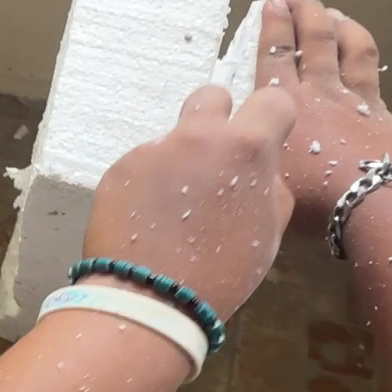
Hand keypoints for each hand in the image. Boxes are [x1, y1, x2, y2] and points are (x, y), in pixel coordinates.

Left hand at [84, 84, 296, 316]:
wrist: (149, 294)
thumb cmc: (222, 269)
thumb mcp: (269, 227)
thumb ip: (268, 181)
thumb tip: (259, 163)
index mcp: (245, 147)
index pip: (272, 99)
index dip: (272, 118)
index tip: (264, 138)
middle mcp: (195, 137)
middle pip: (209, 97)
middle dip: (216, 119)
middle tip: (213, 159)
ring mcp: (151, 150)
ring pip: (172, 140)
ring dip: (177, 161)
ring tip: (172, 208)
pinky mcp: (118, 168)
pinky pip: (142, 165)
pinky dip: (147, 183)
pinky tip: (145, 217)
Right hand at [258, 0, 391, 226]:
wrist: (380, 209)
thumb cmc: (314, 203)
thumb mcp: (263, 182)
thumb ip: (250, 156)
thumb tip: (230, 151)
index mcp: (284, 109)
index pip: (275, 57)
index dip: (273, 28)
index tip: (269, 4)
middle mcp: (319, 96)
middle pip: (314, 42)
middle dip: (303, 14)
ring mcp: (355, 102)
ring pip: (348, 49)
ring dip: (338, 25)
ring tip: (330, 11)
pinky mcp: (381, 115)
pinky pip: (370, 72)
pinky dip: (361, 52)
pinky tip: (358, 50)